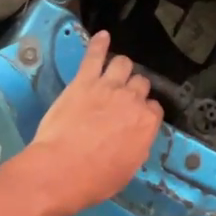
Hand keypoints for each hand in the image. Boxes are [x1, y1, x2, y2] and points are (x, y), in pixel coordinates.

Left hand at [23, 31, 163, 213]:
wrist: (61, 170)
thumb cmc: (94, 179)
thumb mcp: (127, 169)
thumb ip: (137, 145)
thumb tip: (137, 136)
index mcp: (147, 123)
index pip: (154, 108)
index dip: (145, 113)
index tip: (136, 119)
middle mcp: (133, 99)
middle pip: (141, 83)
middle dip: (134, 89)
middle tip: (123, 100)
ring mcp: (108, 86)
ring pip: (123, 64)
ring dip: (121, 69)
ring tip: (115, 73)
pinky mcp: (84, 80)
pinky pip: (95, 56)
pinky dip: (99, 44)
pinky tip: (103, 36)